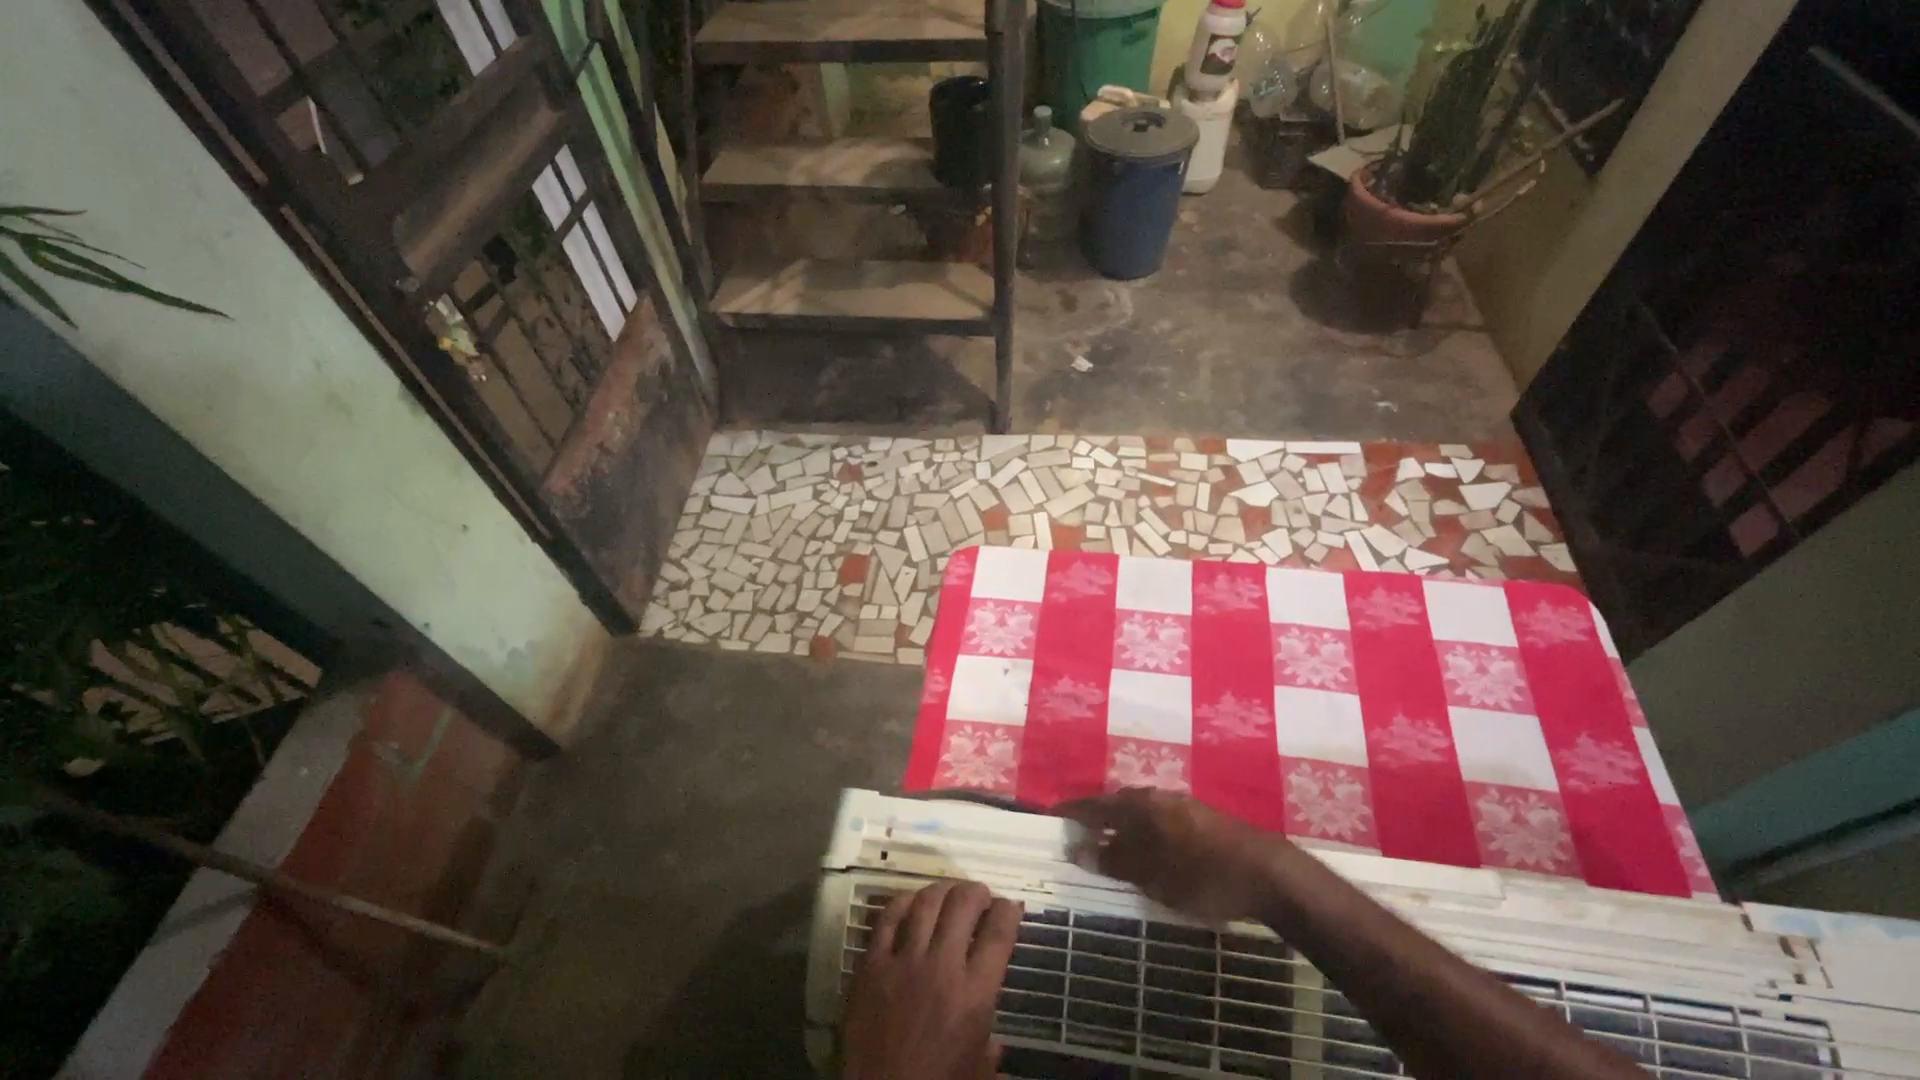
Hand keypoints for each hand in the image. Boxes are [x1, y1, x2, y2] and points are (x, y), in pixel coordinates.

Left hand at [842, 880, 1021, 1079]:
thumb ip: (990, 1045)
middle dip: (977, 891)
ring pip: (926, 902)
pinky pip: (886, 918)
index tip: (1010, 907)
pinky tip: (911, 901)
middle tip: (980, 896)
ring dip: (943, 889)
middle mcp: (942, 968)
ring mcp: (903, 962)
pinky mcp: (870, 965)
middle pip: (963, 904)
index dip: (1009, 910)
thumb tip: (995, 1040)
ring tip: (949, 892)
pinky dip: (903, 901)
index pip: (999, 933)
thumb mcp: (978, 1070)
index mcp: (975, 995)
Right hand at [1059, 788, 1281, 922]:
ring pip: (1140, 813)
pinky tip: (1146, 852)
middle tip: (1076, 836)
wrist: (1269, 875)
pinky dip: (1143, 833)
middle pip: (1117, 804)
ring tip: (1108, 847)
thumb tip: (1080, 850)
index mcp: (1140, 805)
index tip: (1050, 818)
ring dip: (1122, 827)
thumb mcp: (1153, 876)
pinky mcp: (1201, 820)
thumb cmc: (1202, 875)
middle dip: (1095, 818)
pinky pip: (1158, 821)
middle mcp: (1158, 797)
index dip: (1071, 812)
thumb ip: (1115, 861)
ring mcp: (1182, 806)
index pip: (1093, 804)